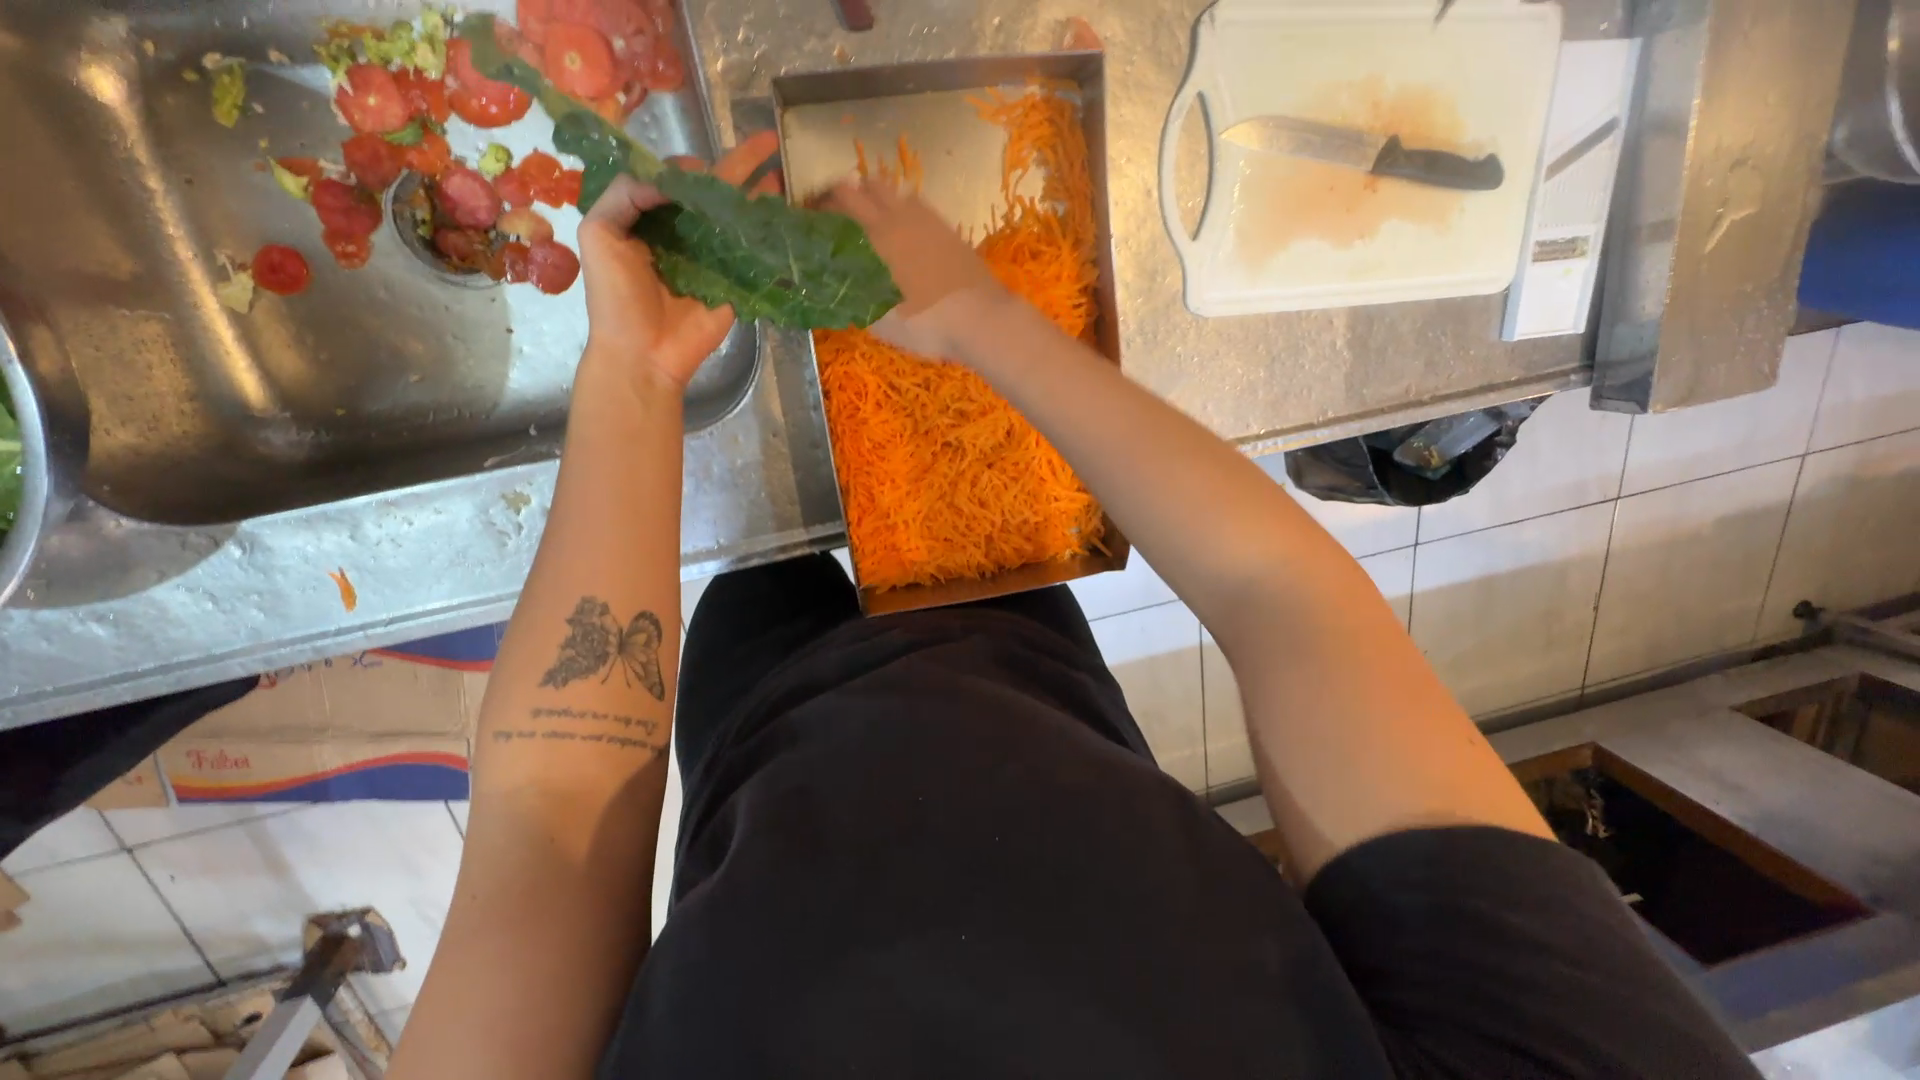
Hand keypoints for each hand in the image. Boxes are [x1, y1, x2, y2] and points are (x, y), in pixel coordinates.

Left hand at [576, 131, 782, 392]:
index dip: (691, 165)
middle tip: (769, 140)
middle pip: (717, 191)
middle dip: (742, 164)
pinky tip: (789, 212)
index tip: (699, 168)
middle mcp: (686, 233)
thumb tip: (674, 177)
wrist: (643, 352)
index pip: (676, 179)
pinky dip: (773, 232)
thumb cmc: (615, 298)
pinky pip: (755, 252)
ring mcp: (714, 257)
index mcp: (652, 218)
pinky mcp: (736, 282)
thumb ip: (625, 194)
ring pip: (740, 216)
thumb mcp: (600, 234)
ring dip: (763, 191)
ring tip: (786, 167)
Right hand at [825, 179, 1006, 360]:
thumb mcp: (881, 321)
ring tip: (871, 214)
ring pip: (897, 192)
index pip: (843, 202)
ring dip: (879, 197)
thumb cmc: (926, 323)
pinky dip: (905, 209)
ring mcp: (930, 221)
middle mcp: (901, 218)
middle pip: (870, 188)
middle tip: (837, 209)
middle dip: (849, 193)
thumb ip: (855, 301)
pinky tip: (905, 226)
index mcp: (878, 235)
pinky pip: (920, 207)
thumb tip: (837, 292)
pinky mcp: (950, 231)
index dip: (823, 203)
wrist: (982, 319)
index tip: (810, 212)